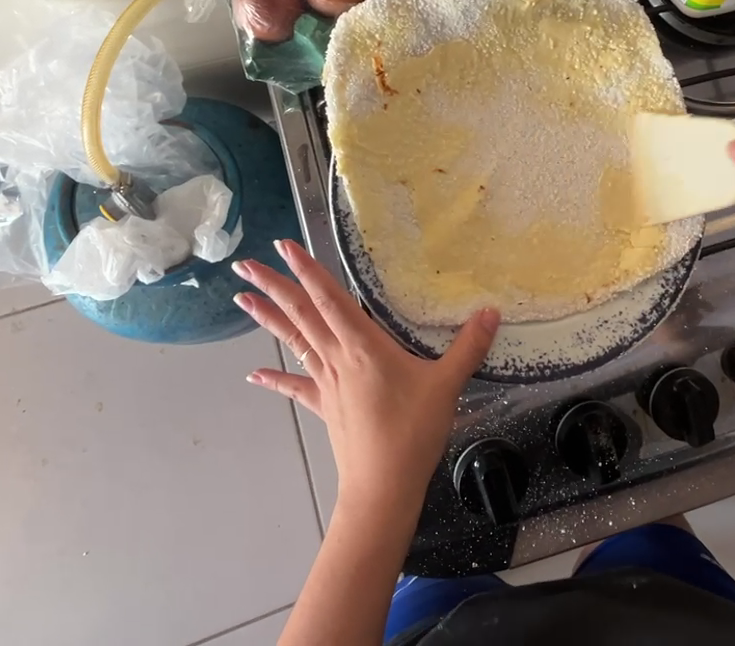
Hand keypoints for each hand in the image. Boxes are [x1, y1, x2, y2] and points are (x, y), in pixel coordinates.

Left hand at [233, 241, 498, 513]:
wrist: (383, 487)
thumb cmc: (412, 431)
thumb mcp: (447, 385)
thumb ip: (468, 346)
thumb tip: (492, 310)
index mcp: (363, 346)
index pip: (331, 299)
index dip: (308, 271)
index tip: (285, 246)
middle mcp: (337, 358)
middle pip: (301, 315)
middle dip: (274, 286)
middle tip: (245, 263)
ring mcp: (326, 382)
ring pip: (294, 342)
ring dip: (268, 319)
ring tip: (242, 298)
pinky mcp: (324, 406)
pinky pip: (296, 386)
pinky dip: (276, 378)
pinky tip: (254, 374)